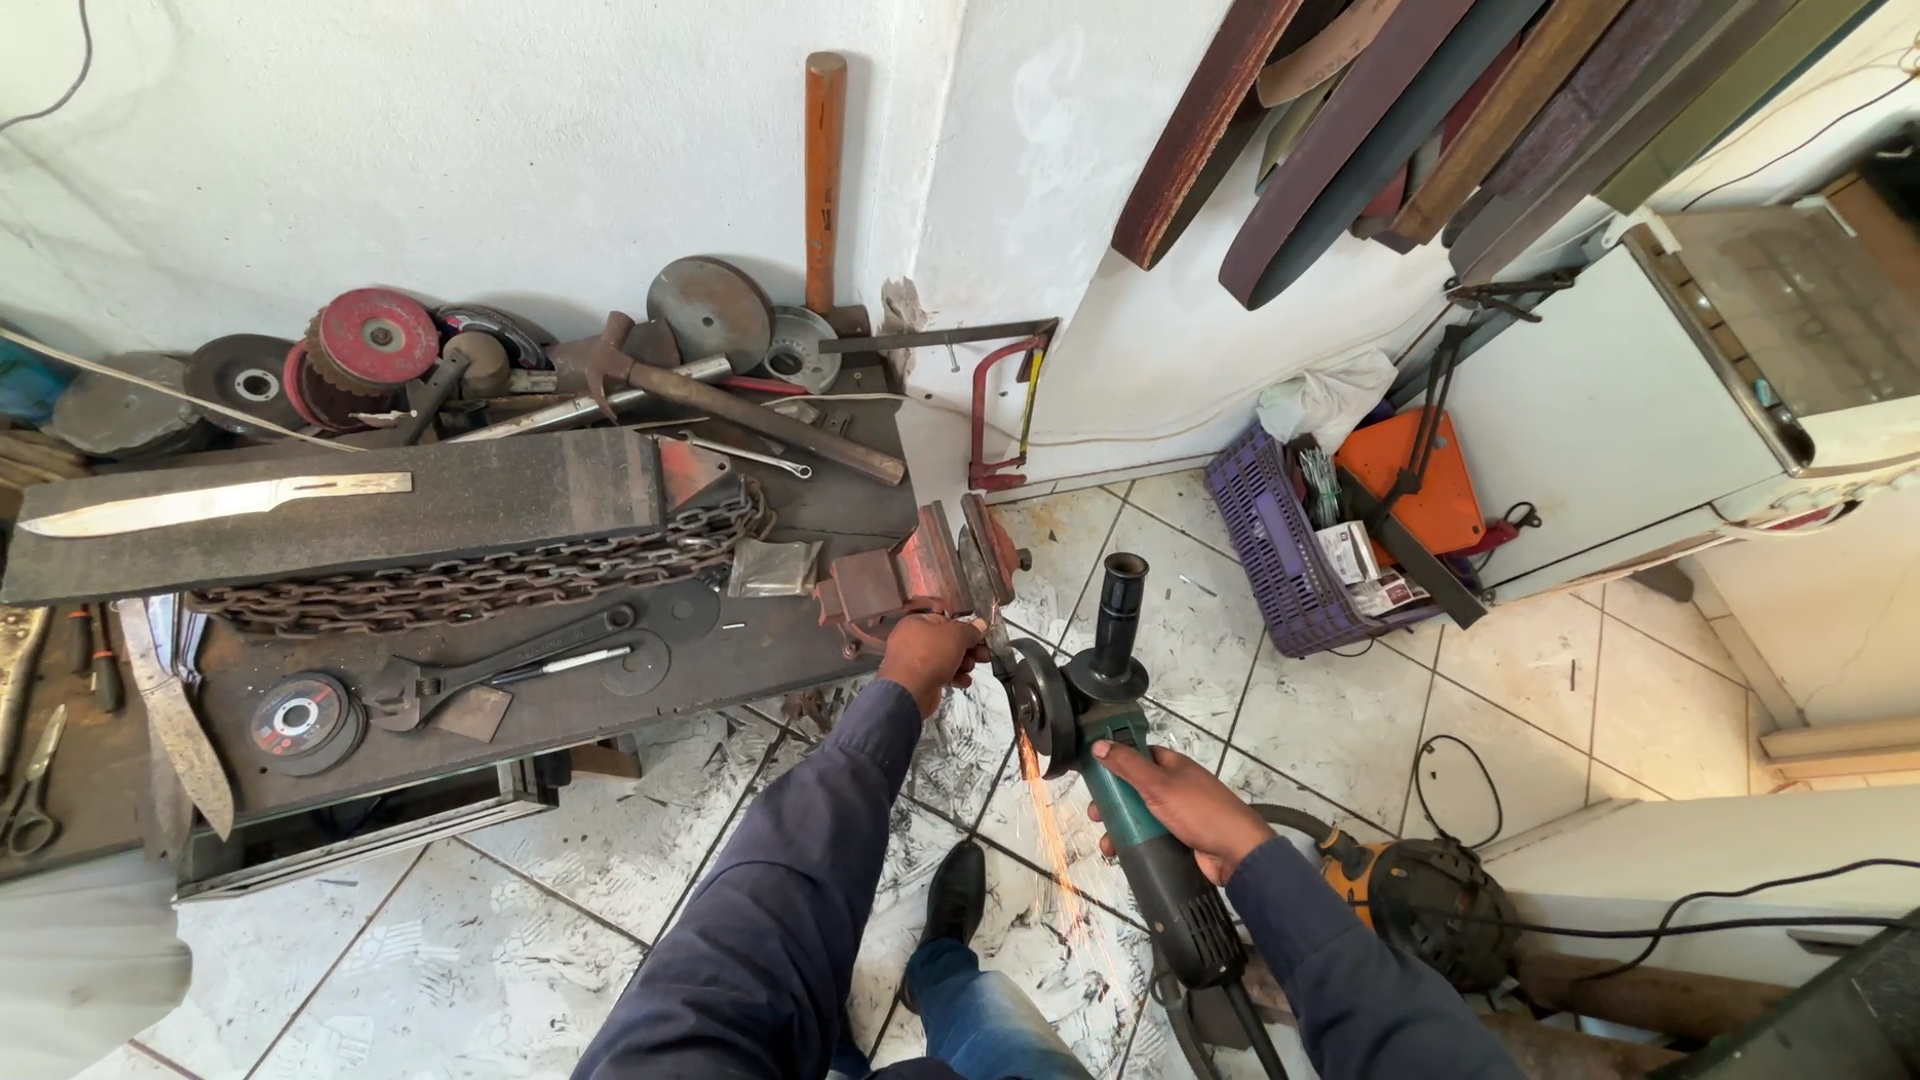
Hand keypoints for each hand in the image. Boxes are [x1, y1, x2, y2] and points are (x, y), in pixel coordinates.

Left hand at [877, 615, 989, 717]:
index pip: (945, 621)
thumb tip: (981, 624)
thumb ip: (970, 630)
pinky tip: (963, 682)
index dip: (964, 629)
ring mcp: (913, 661)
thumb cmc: (931, 655)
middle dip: (967, 649)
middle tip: (983, 655)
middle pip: (946, 641)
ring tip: (970, 669)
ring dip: (962, 664)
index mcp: (916, 623)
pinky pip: (938, 674)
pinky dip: (952, 677)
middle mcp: (912, 640)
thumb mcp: (956, 636)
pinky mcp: (918, 680)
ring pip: (944, 659)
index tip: (980, 637)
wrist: (909, 691)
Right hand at [1087, 741, 1273, 885]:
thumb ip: (1128, 765)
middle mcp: (1174, 786)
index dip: (1115, 760)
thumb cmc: (1199, 811)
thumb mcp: (1159, 785)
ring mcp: (1178, 813)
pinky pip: (1150, 836)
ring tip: (1106, 845)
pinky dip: (1134, 843)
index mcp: (1172, 765)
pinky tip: (1121, 855)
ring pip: (1139, 815)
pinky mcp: (1179, 838)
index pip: (1137, 754)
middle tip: (1095, 815)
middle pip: (1134, 788)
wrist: (1238, 854)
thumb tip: (1098, 744)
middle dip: (1112, 802)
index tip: (1093, 773)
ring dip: (1120, 828)